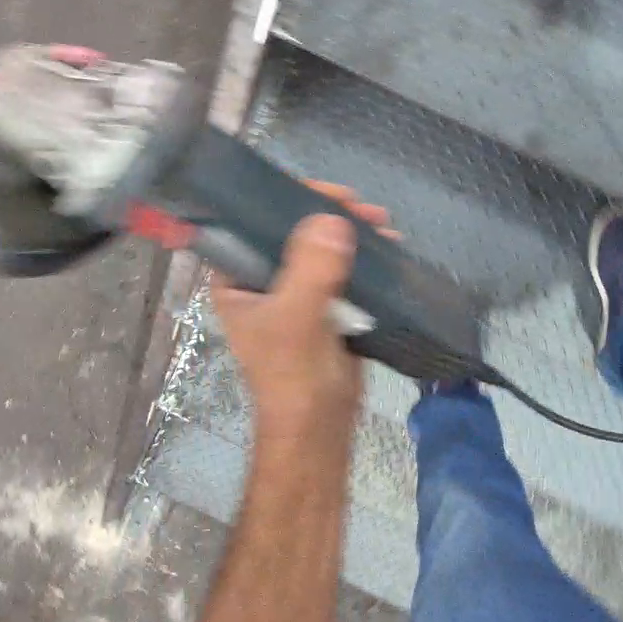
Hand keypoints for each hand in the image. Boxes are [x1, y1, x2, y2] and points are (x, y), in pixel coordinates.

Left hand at [211, 182, 393, 436]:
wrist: (319, 427)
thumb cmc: (293, 376)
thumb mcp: (297, 318)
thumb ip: (311, 268)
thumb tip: (333, 220)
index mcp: (235, 278)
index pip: (254, 221)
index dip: (288, 199)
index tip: (331, 194)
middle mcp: (259, 279)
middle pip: (292, 227)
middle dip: (328, 212)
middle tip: (363, 208)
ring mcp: (292, 291)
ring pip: (319, 244)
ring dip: (349, 230)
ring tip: (383, 223)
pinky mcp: (322, 304)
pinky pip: (339, 266)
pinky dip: (360, 253)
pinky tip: (387, 244)